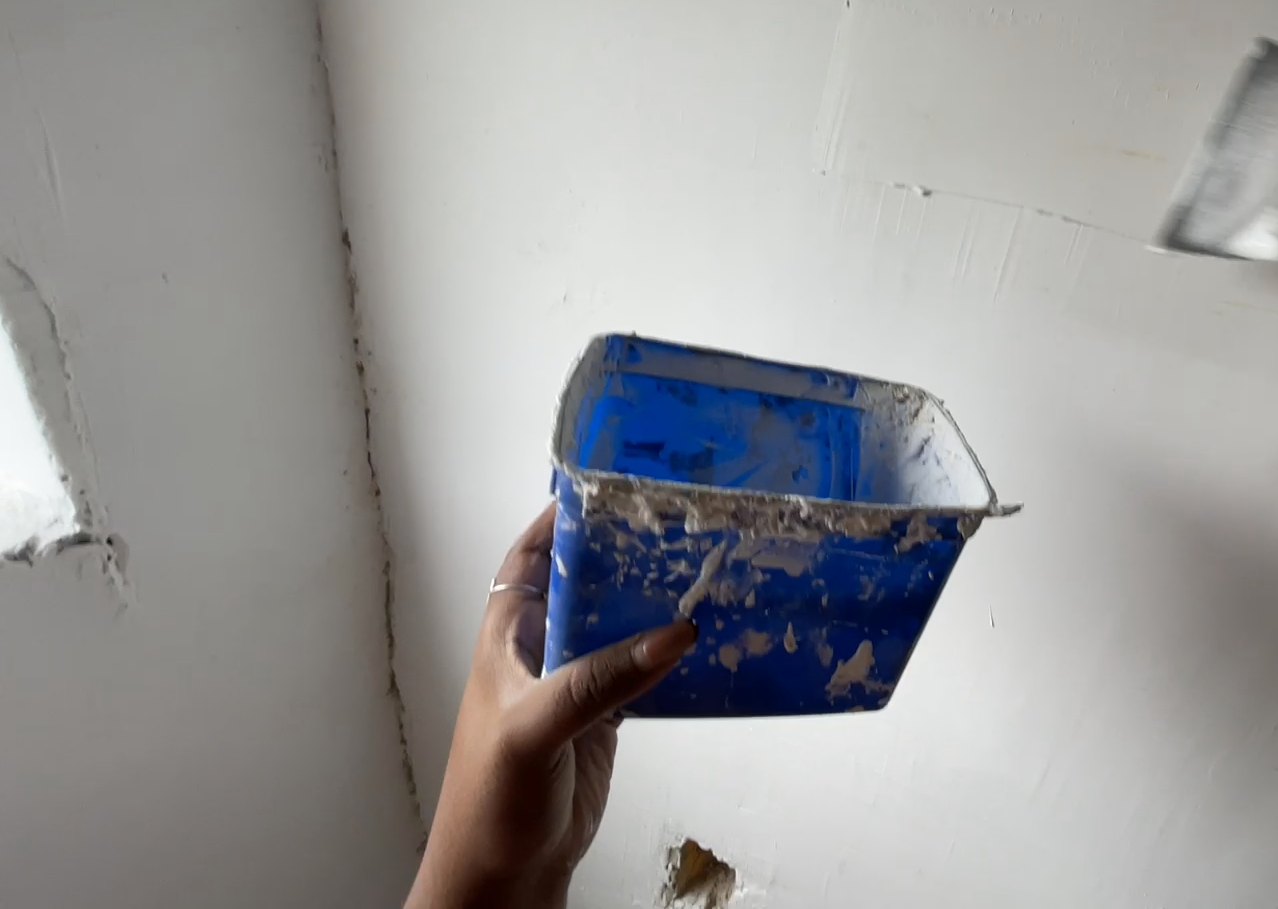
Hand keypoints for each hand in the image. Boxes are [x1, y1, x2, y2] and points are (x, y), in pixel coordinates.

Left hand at [406, 505, 697, 908]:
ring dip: (653, 595)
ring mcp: (579, 677)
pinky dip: (670, 643)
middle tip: (673, 521)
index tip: (605, 487)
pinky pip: (644, 661)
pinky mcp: (609, 708)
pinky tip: (704, 631)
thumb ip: (600, 680)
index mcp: (510, 636)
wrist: (508, 875)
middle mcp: (545, 647)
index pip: (530, 559)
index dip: (558, 520)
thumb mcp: (535, 729)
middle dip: (623, 549)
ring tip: (700, 564)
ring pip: (619, 618)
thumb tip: (677, 631)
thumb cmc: (494, 800)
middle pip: (586, 580)